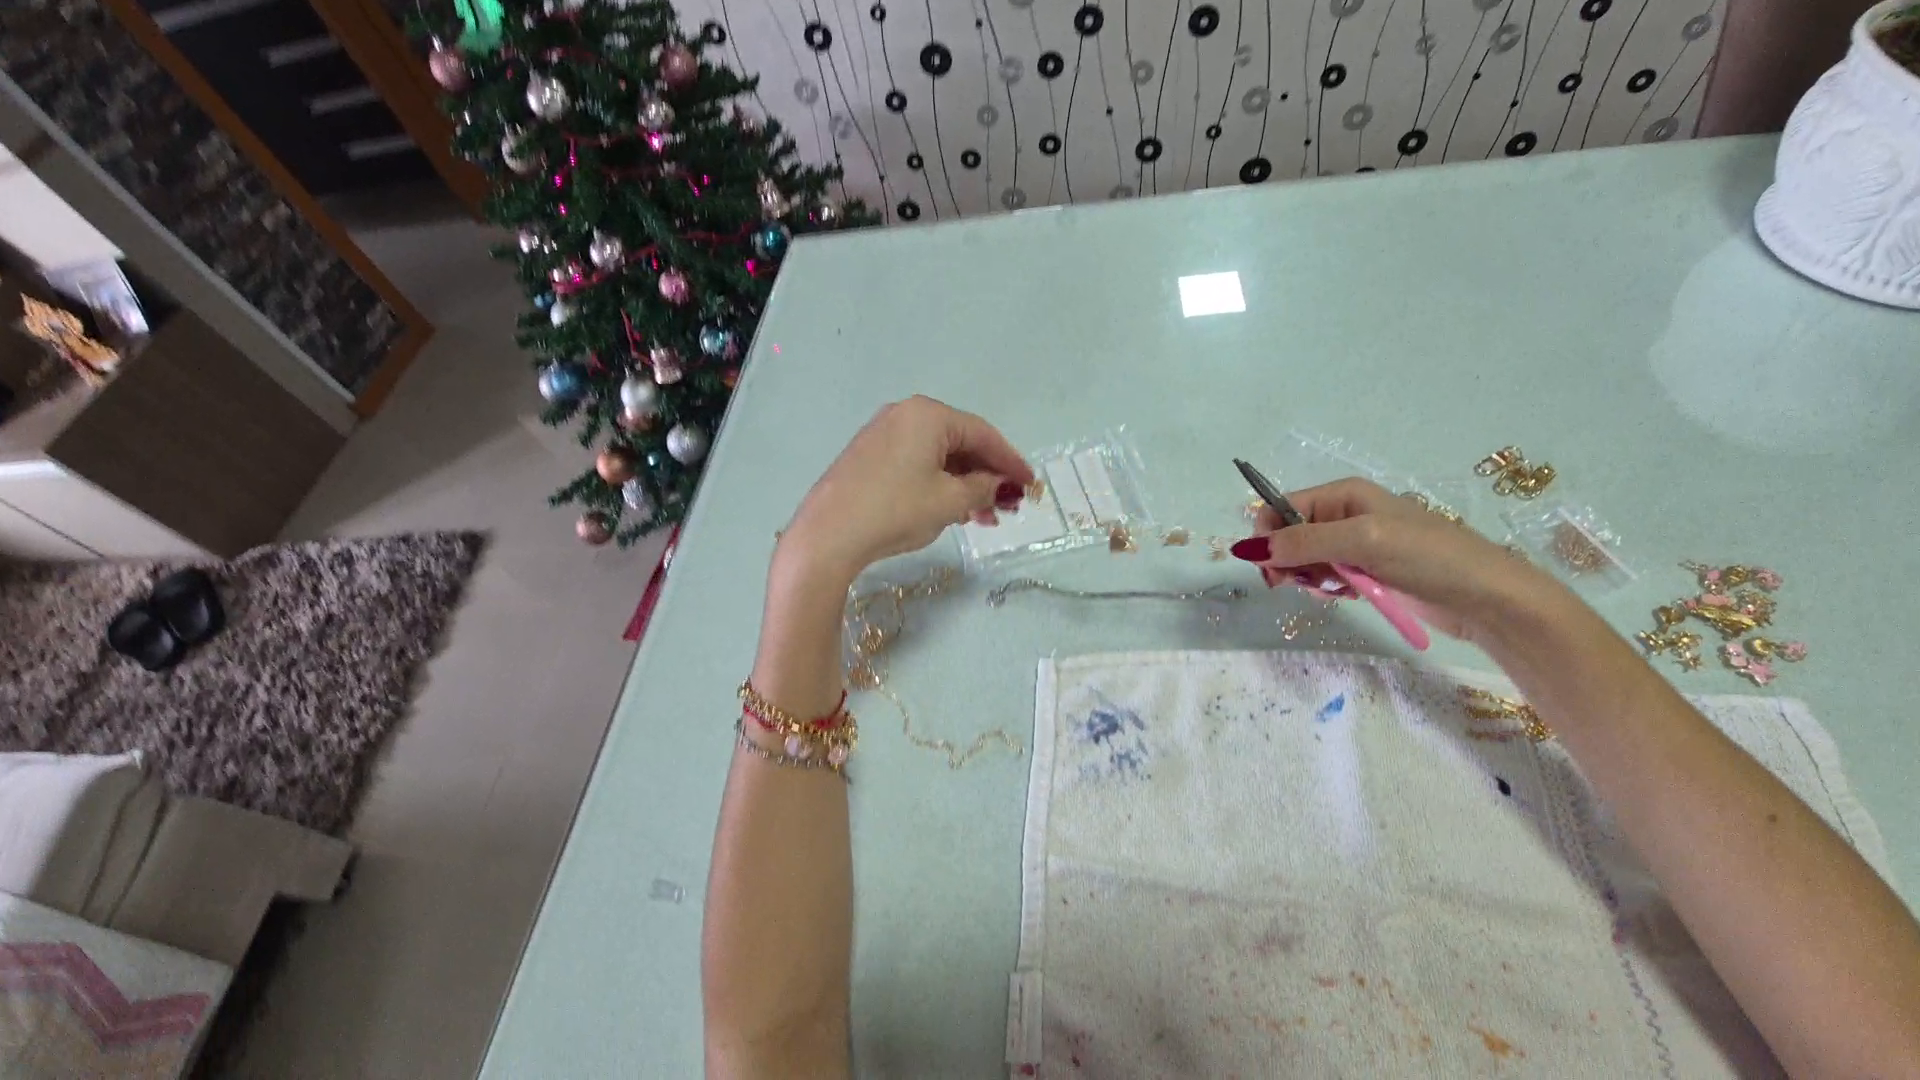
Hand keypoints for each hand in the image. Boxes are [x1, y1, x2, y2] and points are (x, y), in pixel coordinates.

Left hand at [780, 396, 1033, 585]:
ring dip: (964, 484)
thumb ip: (982, 488)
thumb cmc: (896, 510)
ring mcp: (882, 434)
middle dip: (987, 476)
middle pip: (960, 442)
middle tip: (1007, 507)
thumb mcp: (949, 501)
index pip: (983, 434)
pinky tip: (950, 510)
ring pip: (937, 456)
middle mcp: (905, 414)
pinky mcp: (868, 457)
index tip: (1030, 484)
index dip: (1010, 461)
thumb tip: (998, 485)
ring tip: (982, 518)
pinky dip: (938, 484)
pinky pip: (916, 464)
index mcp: (928, 414)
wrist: (829, 534)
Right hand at [1231, 478, 1569, 641]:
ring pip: (1305, 559)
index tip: (1271, 570)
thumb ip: (1304, 542)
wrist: (1488, 598)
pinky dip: (1327, 588)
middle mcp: (1346, 515)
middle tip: (1295, 586)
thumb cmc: (1428, 558)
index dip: (1267, 537)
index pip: (1281, 508)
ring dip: (1307, 577)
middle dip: (1285, 560)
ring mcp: (1358, 545)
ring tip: (1331, 591)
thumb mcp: (1363, 542)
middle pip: (1289, 534)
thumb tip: (1247, 549)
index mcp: (1344, 495)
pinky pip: (1328, 576)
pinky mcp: (1369, 572)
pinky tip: (1344, 596)